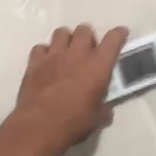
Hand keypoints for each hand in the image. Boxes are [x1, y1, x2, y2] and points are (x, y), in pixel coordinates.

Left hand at [8, 25, 128, 152]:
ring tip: (66, 52)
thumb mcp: (97, 118)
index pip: (113, 40)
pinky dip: (44, 52)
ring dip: (66, 39)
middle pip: (84, 30)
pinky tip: (46, 63)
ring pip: (61, 32)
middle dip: (88, 37)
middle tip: (87, 50)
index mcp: (98, 66)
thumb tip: (105, 110)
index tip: (121, 33)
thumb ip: (103, 108)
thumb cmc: (74, 123)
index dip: (118, 34)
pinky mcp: (34, 62)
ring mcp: (53, 56)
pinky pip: (40, 47)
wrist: (40, 126)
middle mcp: (77, 54)